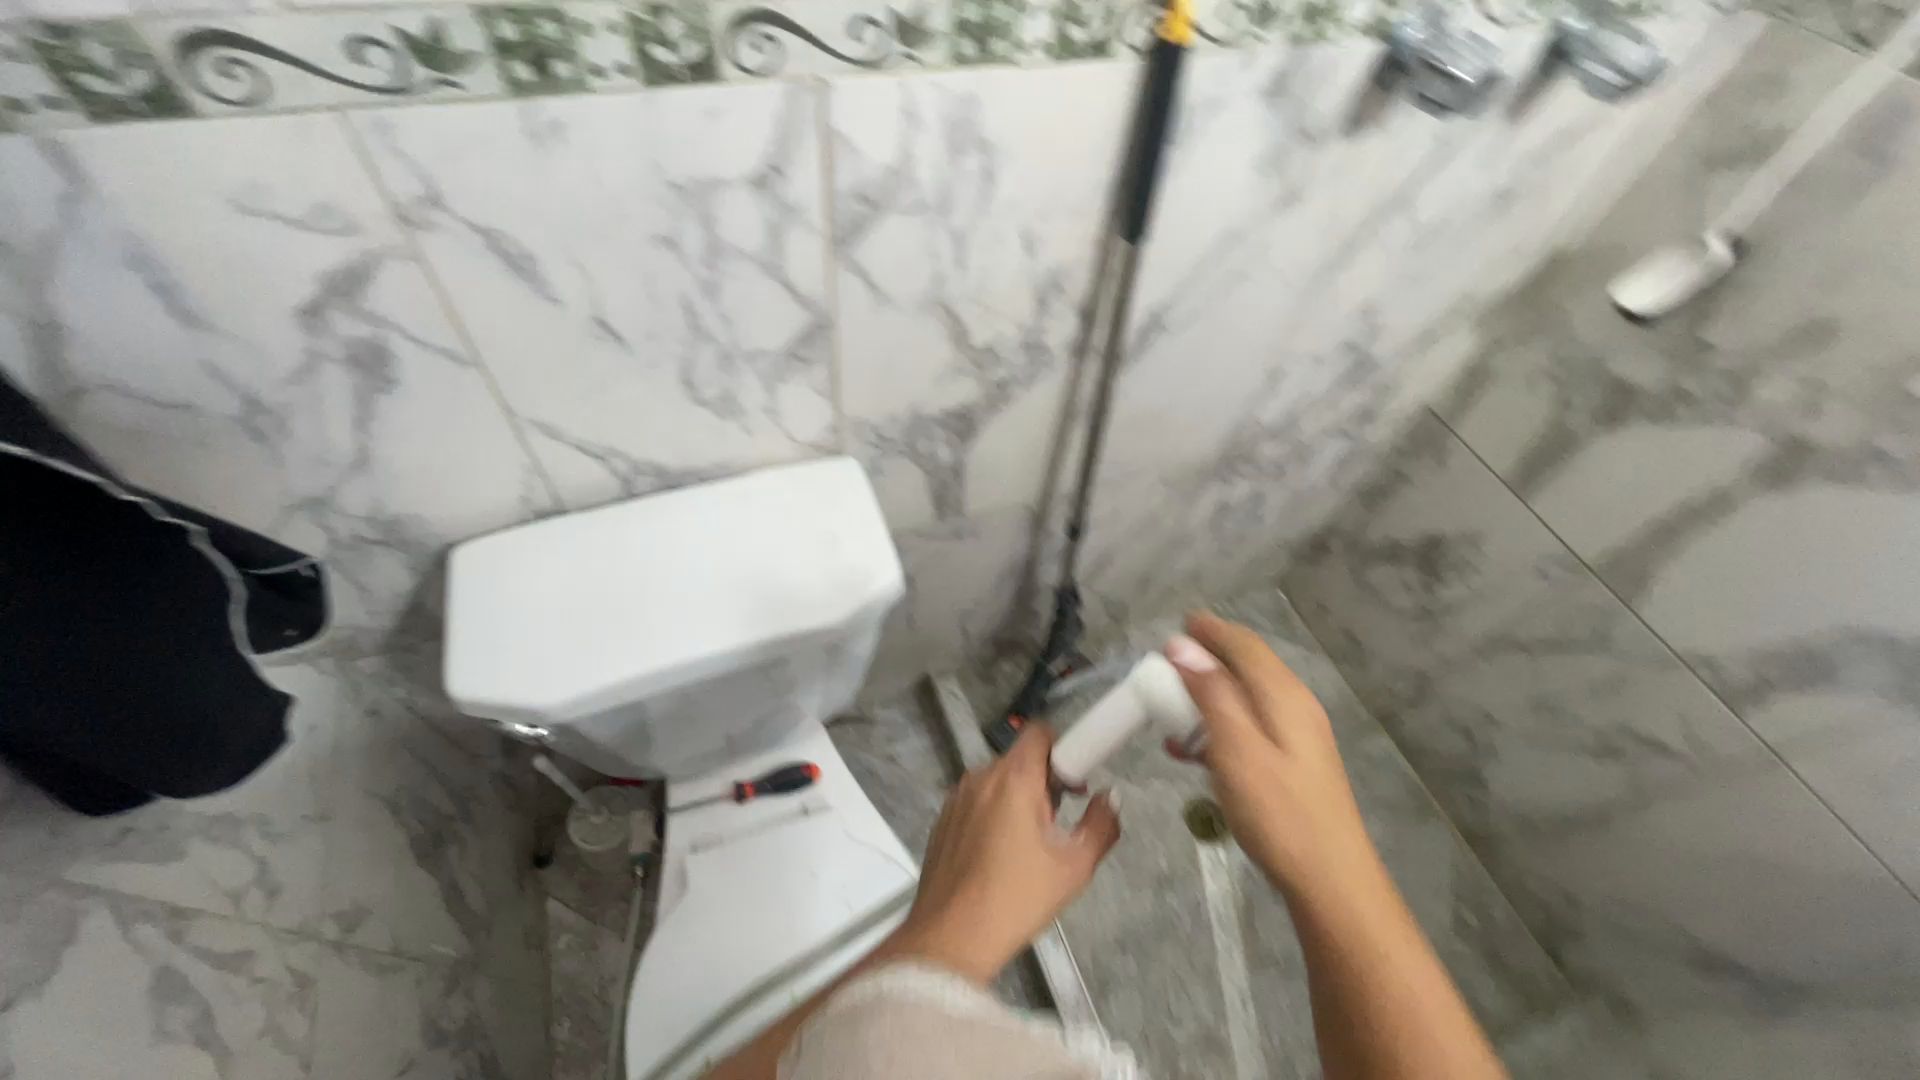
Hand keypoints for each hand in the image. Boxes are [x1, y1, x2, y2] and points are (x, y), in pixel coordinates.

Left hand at [890, 724, 1120, 983]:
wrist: (952, 937)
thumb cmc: (1018, 898)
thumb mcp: (1074, 867)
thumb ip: (1101, 824)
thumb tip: (1111, 797)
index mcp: (1014, 778)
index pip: (1040, 732)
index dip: (1063, 749)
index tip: (1074, 784)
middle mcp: (981, 776)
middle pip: (1019, 760)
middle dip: (1043, 782)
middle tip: (1058, 823)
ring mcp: (956, 797)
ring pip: (997, 782)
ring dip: (1017, 799)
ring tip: (1028, 847)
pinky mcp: (942, 819)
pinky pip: (976, 802)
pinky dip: (992, 815)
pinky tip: (998, 857)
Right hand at [1163, 612, 1379, 902]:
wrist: (1329, 879)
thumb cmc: (1279, 812)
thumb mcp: (1237, 749)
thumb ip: (1211, 694)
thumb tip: (1182, 646)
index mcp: (1284, 697)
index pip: (1246, 646)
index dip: (1212, 631)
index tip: (1179, 622)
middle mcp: (1294, 707)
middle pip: (1247, 669)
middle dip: (1207, 660)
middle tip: (1165, 664)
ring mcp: (1296, 737)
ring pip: (1245, 699)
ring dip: (1207, 696)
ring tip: (1168, 706)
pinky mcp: (1291, 764)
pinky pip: (1247, 728)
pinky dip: (1216, 727)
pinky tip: (1189, 750)